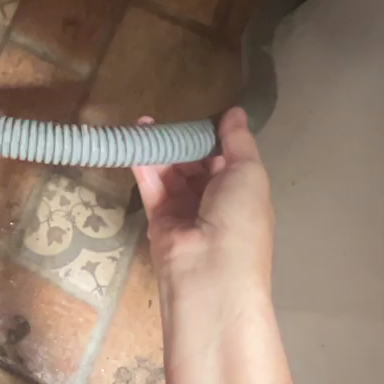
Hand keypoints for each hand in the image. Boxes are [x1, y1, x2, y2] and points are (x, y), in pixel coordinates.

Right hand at [132, 107, 273, 294]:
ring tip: (143, 122)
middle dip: (181, 141)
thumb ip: (238, 141)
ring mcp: (184, 209)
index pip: (225, 158)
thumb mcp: (249, 174)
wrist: (209, 271)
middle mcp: (214, 201)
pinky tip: (134, 138)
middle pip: (195, 163)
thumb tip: (235, 111)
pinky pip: (150, 183)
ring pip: (170, 171)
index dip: (212, 137)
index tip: (197, 116)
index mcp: (242, 193)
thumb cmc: (240, 219)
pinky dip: (142, 162)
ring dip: (159, 147)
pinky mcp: (157, 215)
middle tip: (165, 118)